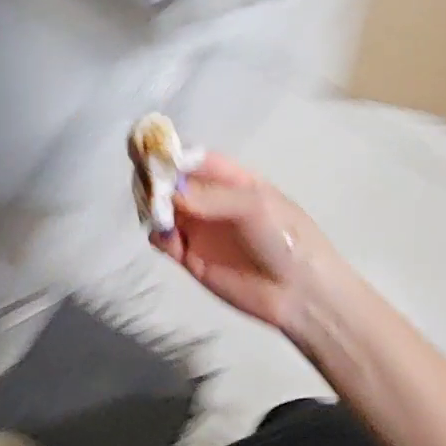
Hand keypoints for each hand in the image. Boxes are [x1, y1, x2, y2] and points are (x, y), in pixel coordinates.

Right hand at [151, 151, 337, 331]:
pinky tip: (166, 237)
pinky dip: (157, 234)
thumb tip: (169, 192)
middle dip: (156, 179)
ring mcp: (198, 229)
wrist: (300, 293)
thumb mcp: (256, 206)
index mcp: (233, 181)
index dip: (172, 154)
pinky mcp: (189, 257)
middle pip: (172, 182)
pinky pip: (163, 239)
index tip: (151, 152)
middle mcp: (211, 201)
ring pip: (162, 209)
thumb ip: (211, 197)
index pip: (195, 160)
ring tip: (155, 211)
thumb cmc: (286, 239)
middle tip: (145, 182)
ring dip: (152, 205)